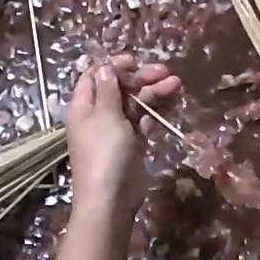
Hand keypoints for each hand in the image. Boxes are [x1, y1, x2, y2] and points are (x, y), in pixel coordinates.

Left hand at [65, 54, 177, 224]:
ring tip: (176, 84)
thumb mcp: (104, 116)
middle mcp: (97, 116)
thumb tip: (105, 68)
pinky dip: (156, 111)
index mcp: (83, 106)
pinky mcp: (132, 144)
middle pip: (118, 88)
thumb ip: (107, 90)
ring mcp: (115, 130)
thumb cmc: (103, 152)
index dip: (113, 66)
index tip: (134, 61)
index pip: (94, 77)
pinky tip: (172, 102)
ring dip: (153, 92)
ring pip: (134, 104)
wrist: (110, 198)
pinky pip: (143, 121)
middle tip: (164, 72)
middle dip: (140, 78)